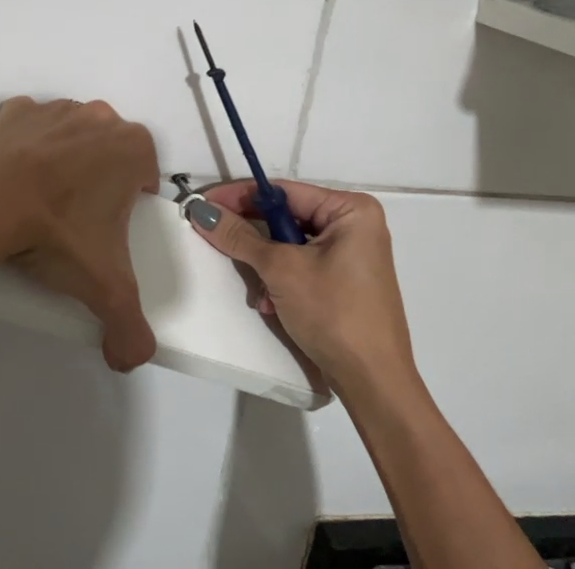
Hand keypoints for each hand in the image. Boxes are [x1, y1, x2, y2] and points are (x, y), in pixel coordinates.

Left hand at [0, 97, 159, 372]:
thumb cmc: (56, 232)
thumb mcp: (104, 288)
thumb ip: (130, 329)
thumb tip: (132, 361)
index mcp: (132, 147)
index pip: (144, 173)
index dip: (129, 201)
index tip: (108, 228)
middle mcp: (97, 117)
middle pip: (107, 151)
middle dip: (97, 178)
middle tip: (75, 218)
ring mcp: (52, 109)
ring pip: (68, 135)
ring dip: (61, 160)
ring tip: (40, 202)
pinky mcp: (12, 110)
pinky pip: (26, 128)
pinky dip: (22, 148)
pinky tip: (11, 180)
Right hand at [188, 180, 413, 393]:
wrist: (373, 381)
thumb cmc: (333, 313)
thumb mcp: (280, 270)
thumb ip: (239, 237)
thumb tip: (201, 212)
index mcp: (351, 210)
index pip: (284, 192)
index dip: (240, 197)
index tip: (203, 203)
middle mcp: (356, 225)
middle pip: (287, 217)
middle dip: (254, 238)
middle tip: (217, 240)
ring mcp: (353, 255)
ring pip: (291, 245)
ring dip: (266, 267)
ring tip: (259, 292)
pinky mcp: (346, 281)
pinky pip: (303, 265)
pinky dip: (281, 281)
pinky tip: (273, 304)